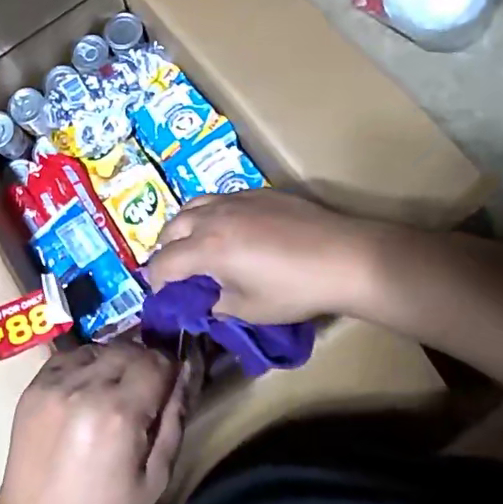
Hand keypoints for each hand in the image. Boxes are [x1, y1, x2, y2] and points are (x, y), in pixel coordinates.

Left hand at [0, 343, 194, 503]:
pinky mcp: (32, 387)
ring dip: (114, 362)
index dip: (169, 370)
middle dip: (144, 364)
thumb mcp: (156, 478)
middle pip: (127, 350)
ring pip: (98, 348)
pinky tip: (87, 389)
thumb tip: (186, 372)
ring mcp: (53, 384)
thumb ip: (174, 419)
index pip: (155, 361)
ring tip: (114, 391)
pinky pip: (68, 356)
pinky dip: (85, 364)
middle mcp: (84, 389)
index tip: (170, 386)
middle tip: (146, 391)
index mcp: (118, 413)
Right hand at [147, 191, 383, 323]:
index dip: (157, 281)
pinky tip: (228, 229)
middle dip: (166, 250)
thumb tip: (207, 302)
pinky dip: (210, 214)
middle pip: (171, 228)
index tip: (163, 294)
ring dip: (184, 227)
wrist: (346, 257)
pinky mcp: (258, 192)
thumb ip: (217, 305)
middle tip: (176, 270)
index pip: (163, 263)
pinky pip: (219, 199)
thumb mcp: (249, 311)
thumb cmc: (296, 290)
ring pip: (192, 206)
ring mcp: (235, 200)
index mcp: (206, 249)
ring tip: (194, 243)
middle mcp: (213, 218)